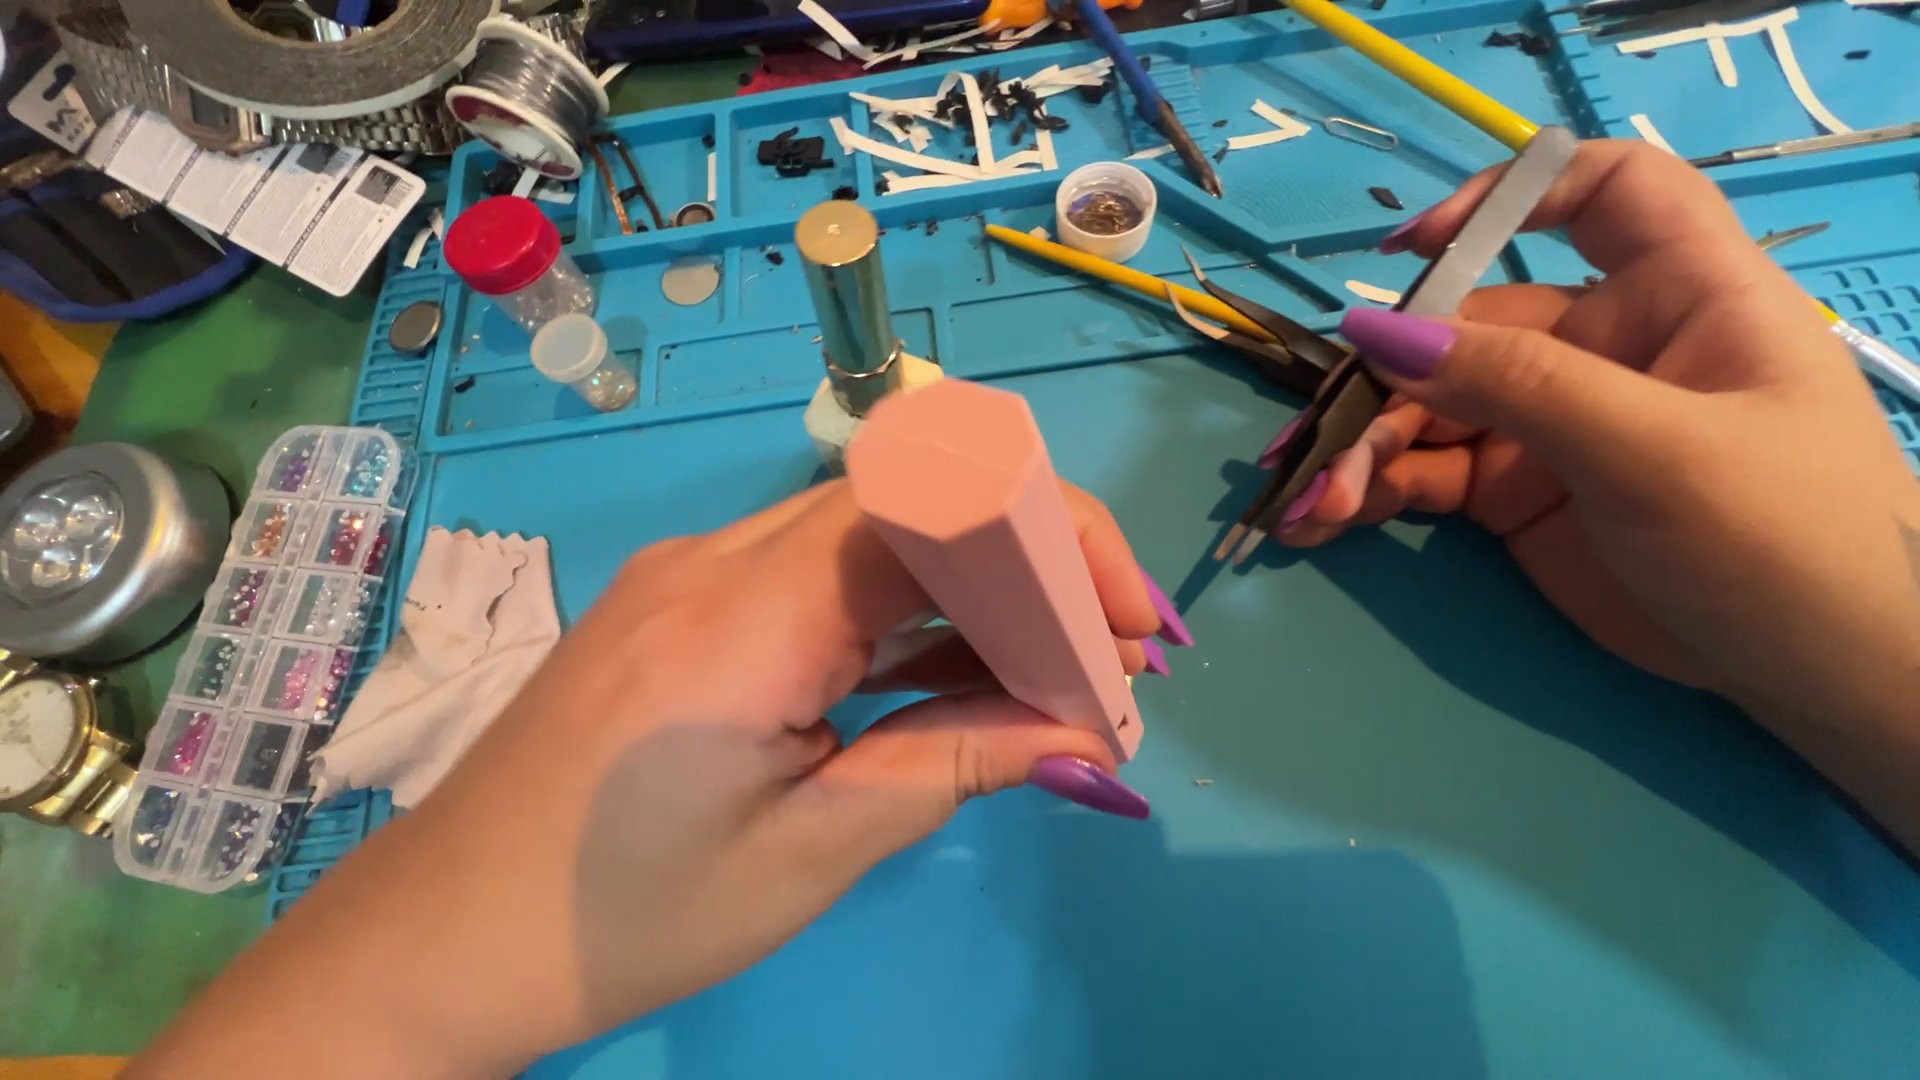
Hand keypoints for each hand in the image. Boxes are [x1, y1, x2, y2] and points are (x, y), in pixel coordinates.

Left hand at [133, 479, 1175, 1077]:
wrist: (433, 942)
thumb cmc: (615, 919)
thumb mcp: (806, 854)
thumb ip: (950, 768)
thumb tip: (1080, 734)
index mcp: (742, 614)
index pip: (929, 506)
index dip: (1051, 540)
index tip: (1128, 622)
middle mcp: (722, 557)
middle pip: (915, 503)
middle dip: (1036, 563)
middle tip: (1114, 653)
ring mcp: (703, 570)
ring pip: (878, 536)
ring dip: (980, 590)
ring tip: (1063, 669)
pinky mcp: (697, 600)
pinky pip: (830, 575)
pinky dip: (915, 612)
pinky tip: (967, 669)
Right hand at [1280, 140, 1919, 849]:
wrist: (1812, 677)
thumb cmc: (1784, 540)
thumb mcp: (1652, 451)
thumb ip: (1516, 385)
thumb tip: (1376, 332)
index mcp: (1669, 298)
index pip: (1602, 195)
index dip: (1505, 199)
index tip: (1406, 250)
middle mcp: (1592, 350)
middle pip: (1458, 337)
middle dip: (1375, 396)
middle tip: (1312, 454)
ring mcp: (1539, 425)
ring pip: (1419, 416)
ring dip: (1353, 457)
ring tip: (1308, 508)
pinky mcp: (1502, 493)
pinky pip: (1413, 480)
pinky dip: (1362, 498)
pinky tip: (1317, 523)